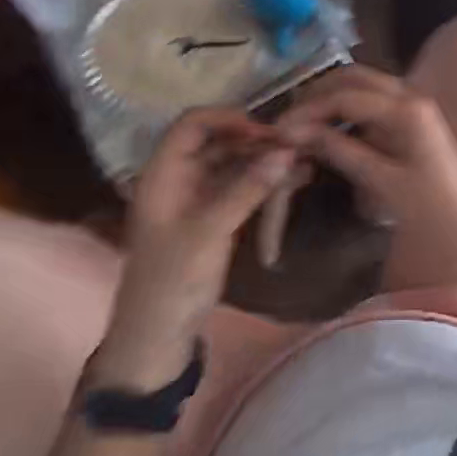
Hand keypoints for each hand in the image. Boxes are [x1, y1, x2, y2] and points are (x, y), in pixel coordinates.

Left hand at [94, 108, 294, 385]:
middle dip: (252, 140)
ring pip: (229, 164)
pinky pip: (236, 188)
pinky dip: (260, 183)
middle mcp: (177, 178)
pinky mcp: (210, 217)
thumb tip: (285, 151)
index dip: (229, 119)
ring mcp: (194, 198)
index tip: (268, 132)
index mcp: (162, 174)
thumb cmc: (173, 280)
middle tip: (293, 147)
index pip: (192, 124)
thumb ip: (247, 188)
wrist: (157, 335)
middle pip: (215, 142)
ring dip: (260, 161)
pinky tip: (289, 182)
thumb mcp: (210, 231)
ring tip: (298, 162)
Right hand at [277, 66, 456, 284]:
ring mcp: (412, 108)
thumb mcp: (384, 184)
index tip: (279, 131)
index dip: (308, 111)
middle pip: (352, 78)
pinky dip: (344, 112)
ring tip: (300, 127)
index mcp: (407, 110)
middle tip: (287, 123)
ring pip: (360, 88)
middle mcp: (411, 97)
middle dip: (316, 95)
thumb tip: (298, 134)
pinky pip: (370, 106)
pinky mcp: (409, 124)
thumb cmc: (434, 213)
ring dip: (328, 100)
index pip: (345, 96)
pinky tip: (326, 133)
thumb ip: (343, 152)